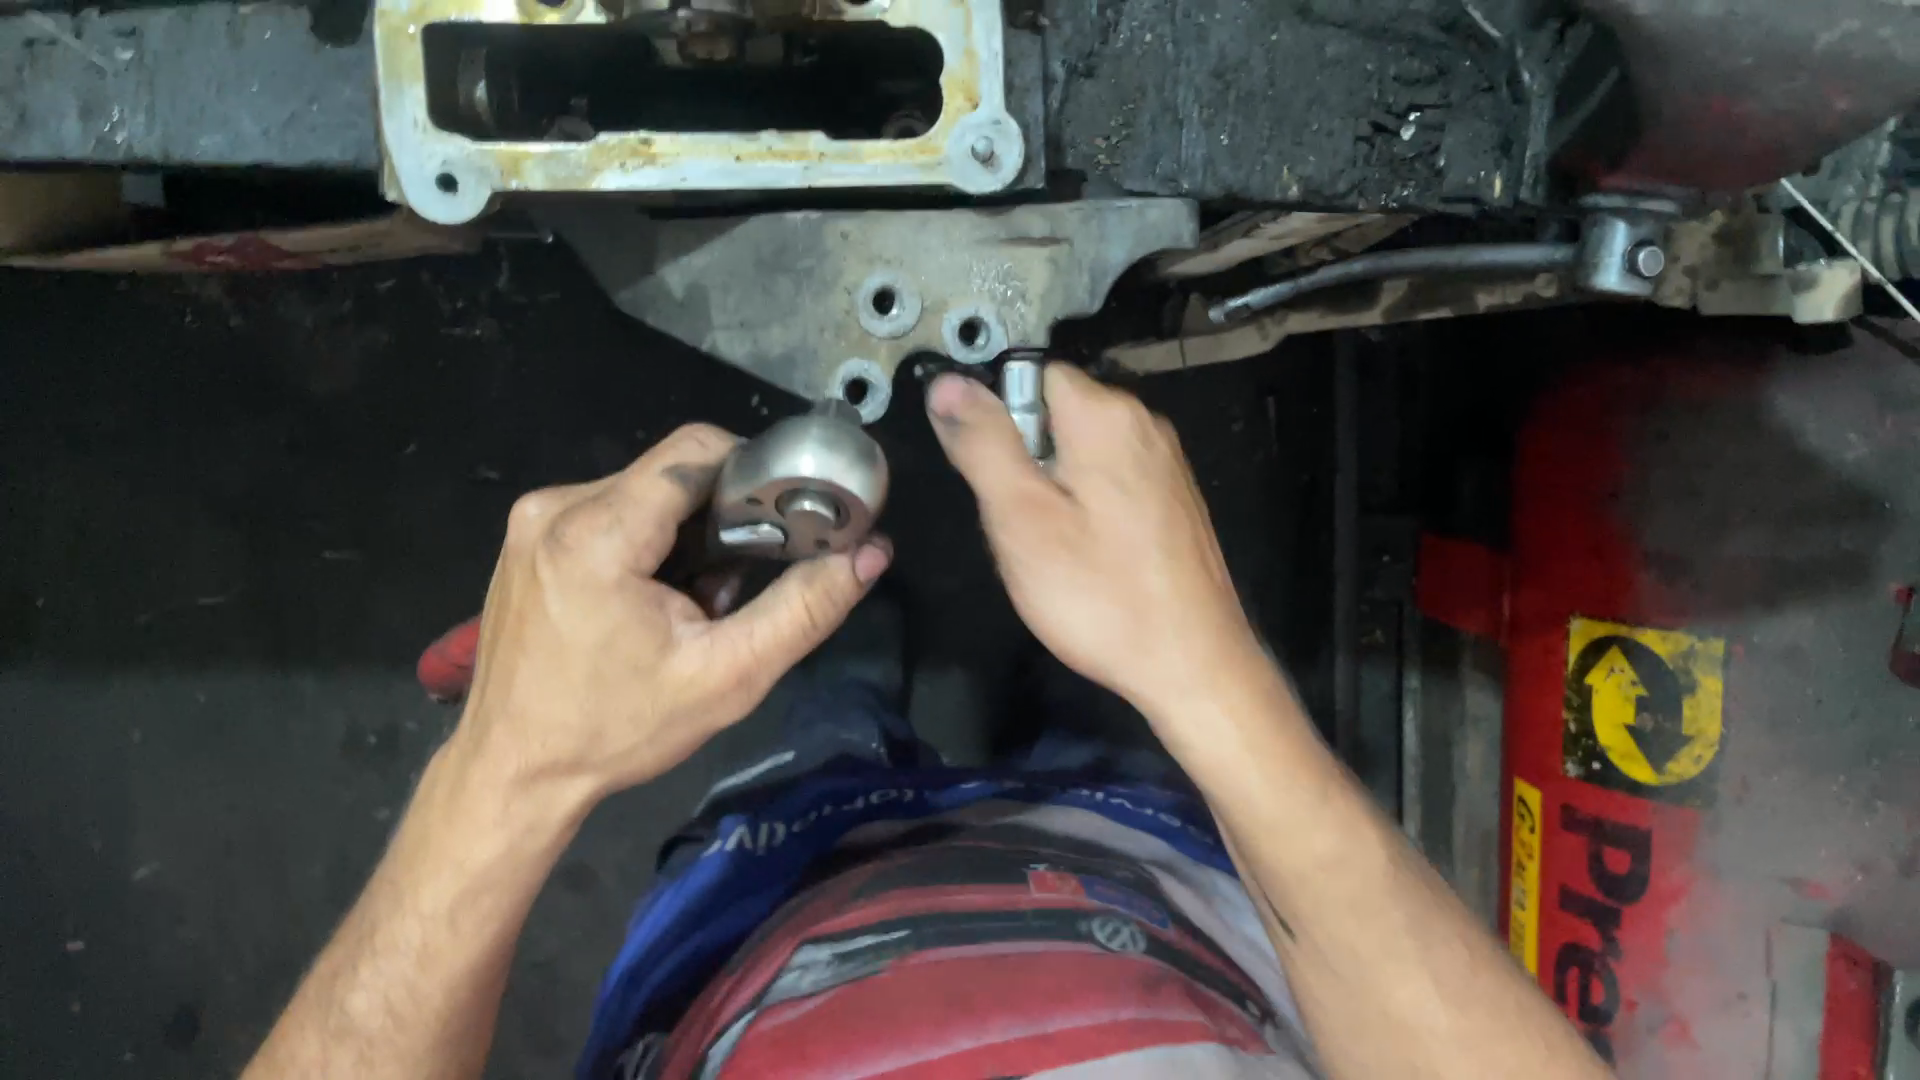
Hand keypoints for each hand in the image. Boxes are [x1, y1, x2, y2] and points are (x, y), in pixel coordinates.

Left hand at [452, 423, 892, 801]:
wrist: (513, 773)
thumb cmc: (617, 728)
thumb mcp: (729, 676)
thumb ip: (805, 609)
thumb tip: (871, 554)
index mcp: (598, 531)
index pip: (699, 449)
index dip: (756, 475)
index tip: (783, 522)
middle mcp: (556, 507)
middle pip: (675, 471)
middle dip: (724, 515)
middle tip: (743, 579)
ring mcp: (535, 521)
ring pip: (648, 490)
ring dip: (690, 531)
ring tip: (701, 598)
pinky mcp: (531, 539)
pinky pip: (615, 510)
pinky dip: (653, 541)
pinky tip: (660, 597)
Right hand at [927, 365, 1265, 724]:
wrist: (1192, 665)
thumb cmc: (1098, 594)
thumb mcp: (1020, 518)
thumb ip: (982, 444)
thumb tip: (947, 384)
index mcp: (1106, 415)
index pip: (1032, 376)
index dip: (1001, 421)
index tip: (998, 479)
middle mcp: (1145, 425)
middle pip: (1058, 415)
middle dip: (1026, 460)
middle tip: (1021, 525)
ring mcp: (1167, 464)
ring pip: (1083, 453)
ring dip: (1055, 489)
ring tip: (1054, 549)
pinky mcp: (1175, 501)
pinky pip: (1113, 482)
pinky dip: (1089, 509)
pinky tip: (1089, 559)